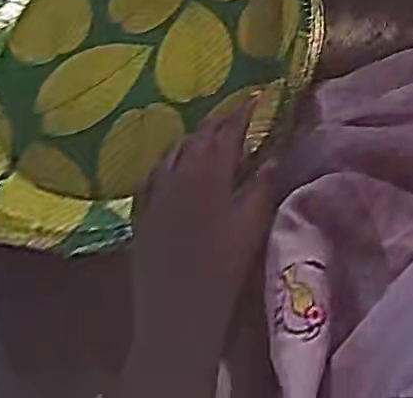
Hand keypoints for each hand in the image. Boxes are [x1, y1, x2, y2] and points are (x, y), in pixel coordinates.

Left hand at [116, 101, 276, 397]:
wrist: (177, 315)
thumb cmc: (222, 268)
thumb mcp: (252, 226)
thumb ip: (262, 186)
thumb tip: (271, 157)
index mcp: (210, 172)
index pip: (229, 130)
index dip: (244, 111)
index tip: (257, 97)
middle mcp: (180, 172)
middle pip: (200, 135)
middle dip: (220, 121)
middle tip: (237, 114)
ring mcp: (156, 191)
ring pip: (175, 149)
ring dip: (194, 138)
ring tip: (209, 136)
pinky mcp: (141, 211)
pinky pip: (153, 173)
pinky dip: (168, 160)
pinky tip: (174, 165)